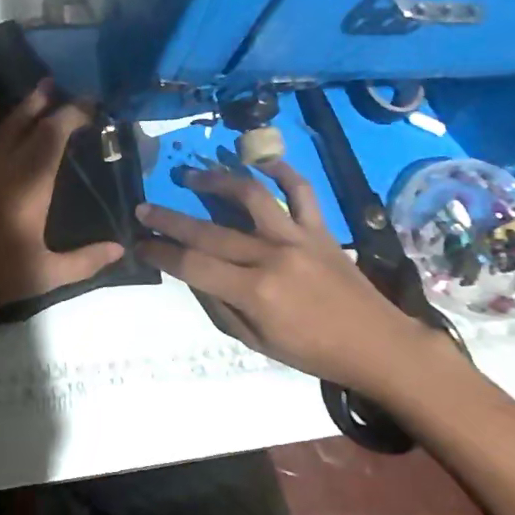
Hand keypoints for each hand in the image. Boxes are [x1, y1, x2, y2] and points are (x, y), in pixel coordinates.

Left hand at [0, 83, 124, 322]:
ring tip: (42, 87)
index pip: (56, 136)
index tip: (92, 108)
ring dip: (25, 104)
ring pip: (4, 124)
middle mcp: (6, 164)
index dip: (74, 116)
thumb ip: (85, 261)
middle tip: (74, 93)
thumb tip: (120, 249)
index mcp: (32, 184)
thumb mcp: (46, 274)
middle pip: (34, 125)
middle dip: (56, 107)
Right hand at [134, 162, 454, 398]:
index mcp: (254, 291)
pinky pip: (300, 191)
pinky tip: (262, 162)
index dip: (161, 253)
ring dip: (217, 181)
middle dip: (170, 219)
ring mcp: (297, 236)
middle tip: (145, 208)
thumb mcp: (257, 342)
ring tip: (193, 176)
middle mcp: (271, 256)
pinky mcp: (320, 227)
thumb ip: (221, 306)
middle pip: (209, 231)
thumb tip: (194, 275)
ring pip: (250, 196)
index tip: (140, 242)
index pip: (193, 265)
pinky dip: (282, 171)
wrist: (375, 343)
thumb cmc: (313, 352)